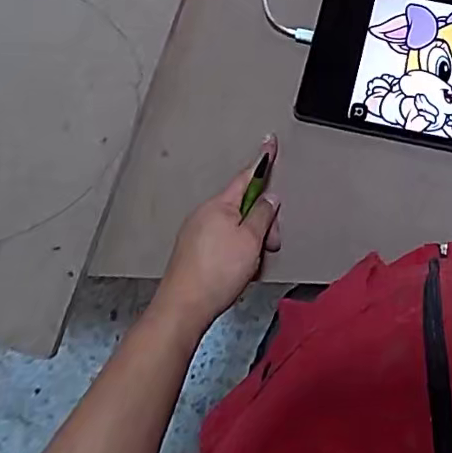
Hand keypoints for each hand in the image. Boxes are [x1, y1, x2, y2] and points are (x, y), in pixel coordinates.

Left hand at [155, 136, 282, 326]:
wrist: (182, 309)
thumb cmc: (215, 274)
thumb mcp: (251, 241)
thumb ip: (263, 214)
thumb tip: (269, 198)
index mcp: (220, 204)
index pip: (247, 175)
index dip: (262, 160)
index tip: (269, 143)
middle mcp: (206, 213)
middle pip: (244, 207)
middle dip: (261, 224)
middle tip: (268, 246)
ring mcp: (197, 232)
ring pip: (235, 227)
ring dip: (249, 243)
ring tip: (249, 267)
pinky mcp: (193, 251)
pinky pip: (223, 242)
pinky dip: (235, 253)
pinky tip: (237, 273)